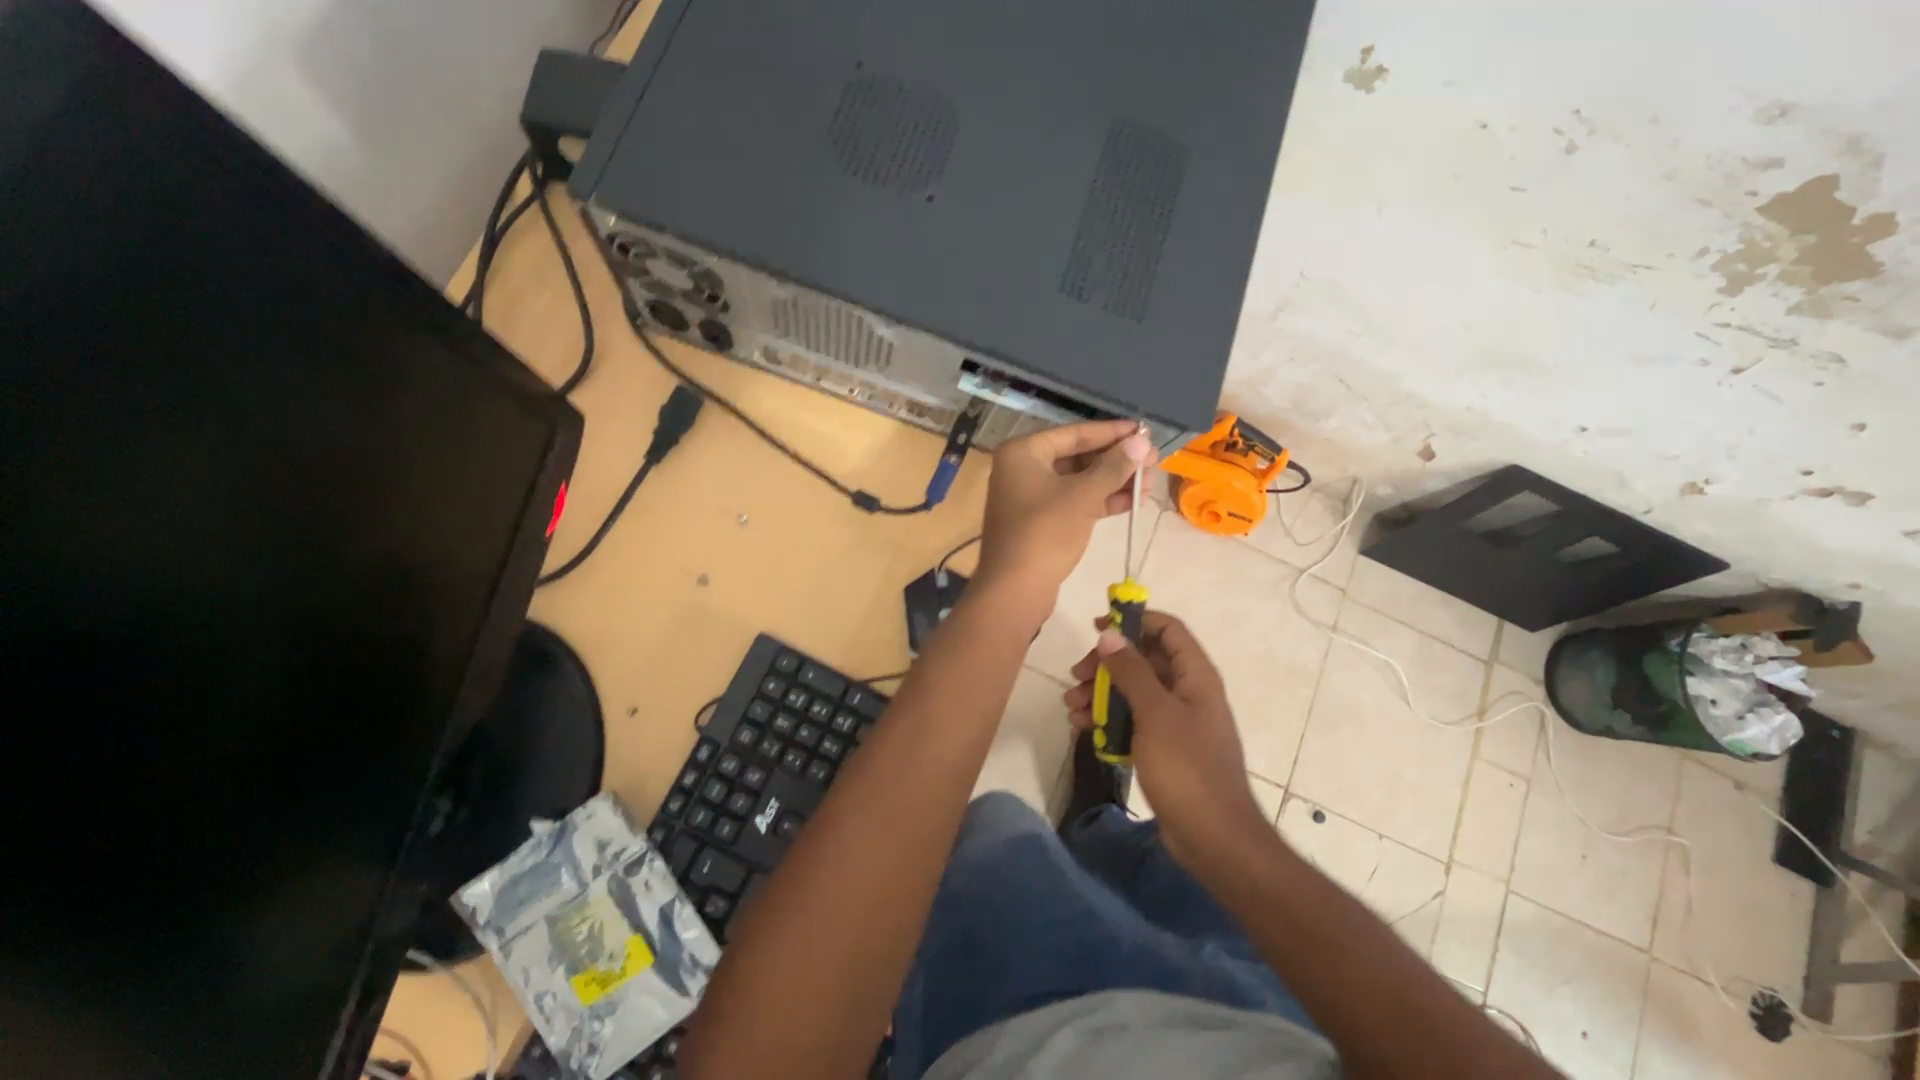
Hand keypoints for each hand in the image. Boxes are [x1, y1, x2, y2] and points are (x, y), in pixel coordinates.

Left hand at [972, 419, 1155, 598]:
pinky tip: (1133, 502)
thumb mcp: (1083, 496)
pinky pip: (1075, 502)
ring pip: (1079, 481)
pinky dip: (1101, 501)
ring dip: (1113, 482)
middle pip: (1077, 456)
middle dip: (1116, 460)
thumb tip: (1142, 441)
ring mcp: (1031, 497)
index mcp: (1023, 452)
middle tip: (1153, 461)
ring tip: (1149, 484)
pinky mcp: (1041, 522)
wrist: (1015, 590)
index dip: (1112, 432)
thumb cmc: (1045, 533)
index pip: (1075, 434)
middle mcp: (1023, 469)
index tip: (1144, 431)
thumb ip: (1114, 467)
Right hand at [1064, 612, 1271, 868]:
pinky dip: (1109, 722)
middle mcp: (1188, 693)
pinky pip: (1134, 723)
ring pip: (1134, 694)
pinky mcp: (1166, 750)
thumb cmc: (1187, 769)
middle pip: (1145, 661)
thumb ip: (1131, 672)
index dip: (1134, 621)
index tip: (1096, 627)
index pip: (1167, 630)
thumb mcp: (1155, 714)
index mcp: (1195, 676)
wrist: (1213, 836)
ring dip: (1102, 695)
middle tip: (1076, 676)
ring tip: (1072, 709)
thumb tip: (1109, 635)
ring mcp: (1177, 723)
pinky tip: (1084, 731)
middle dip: (1107, 665)